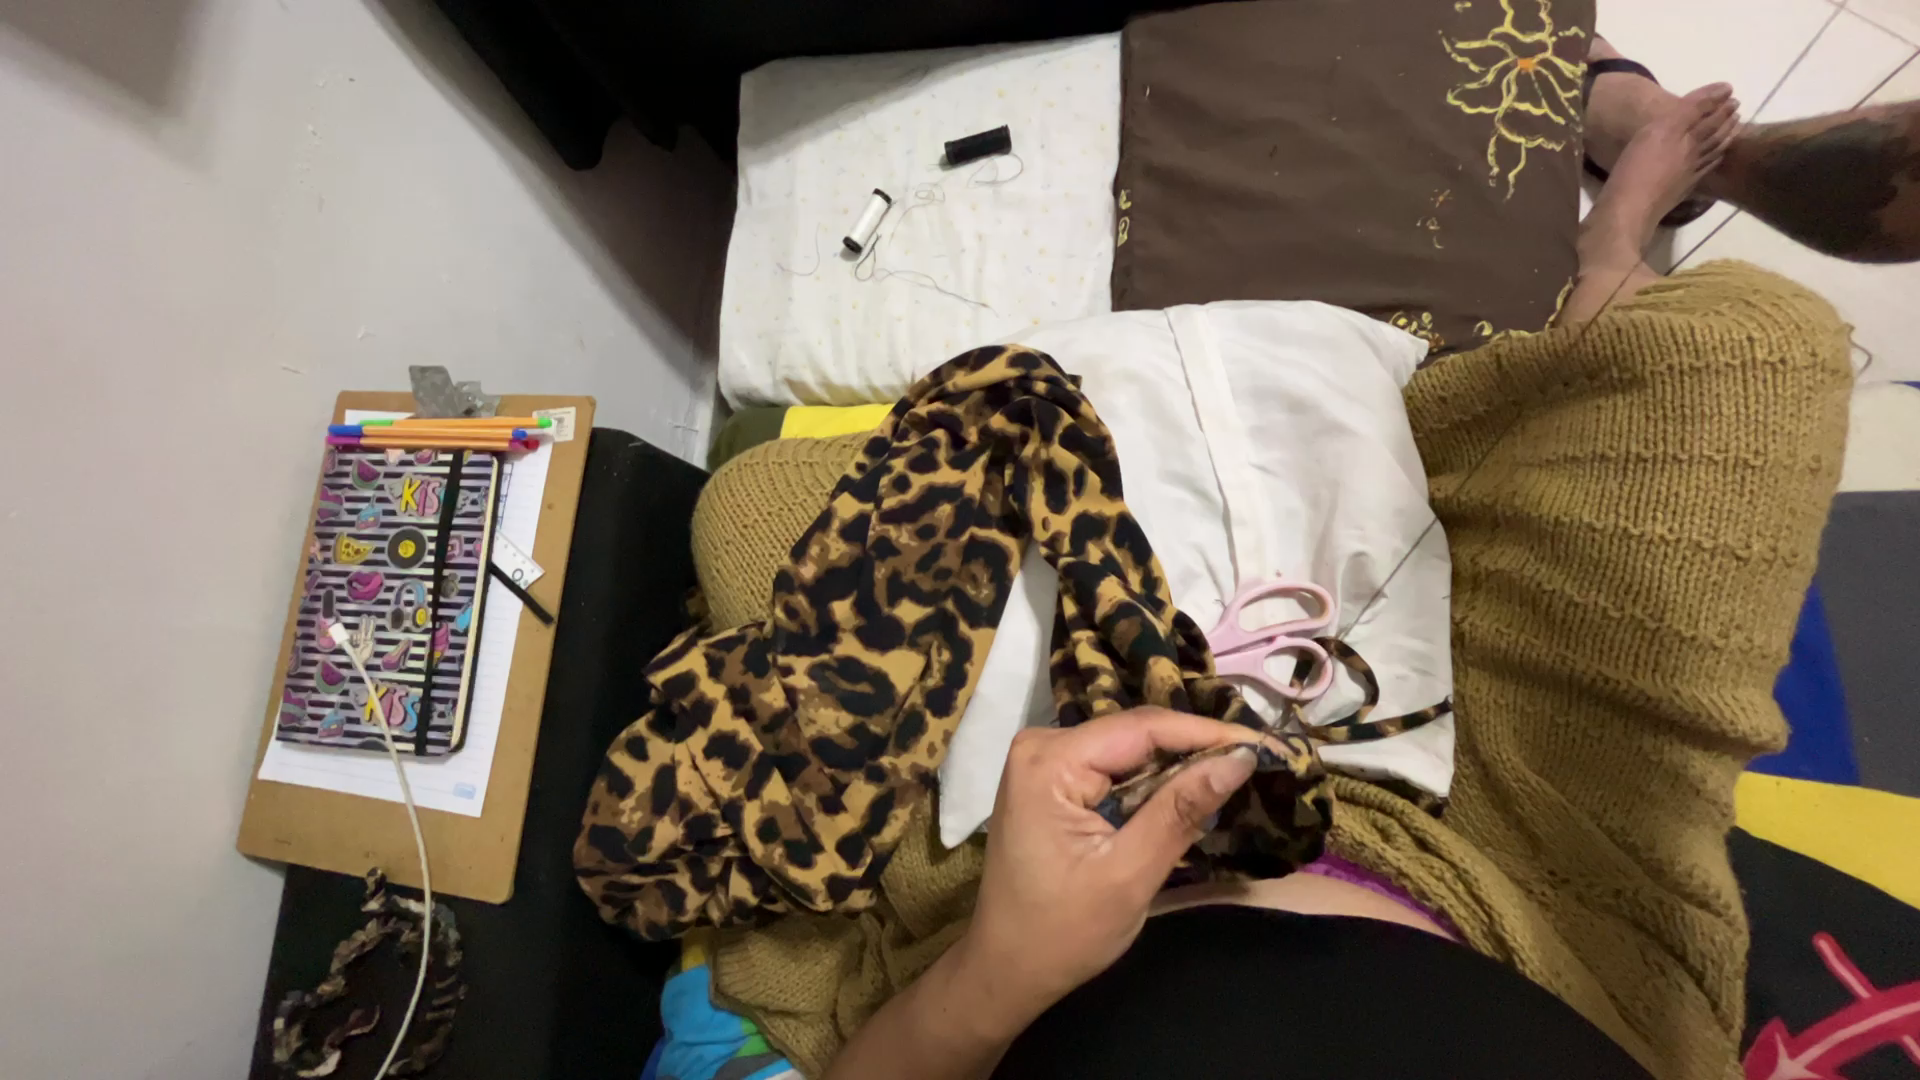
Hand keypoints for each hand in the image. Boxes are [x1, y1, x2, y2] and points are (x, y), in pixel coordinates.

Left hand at [948, 708, 1265, 1036]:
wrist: (1007, 964)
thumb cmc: (1063, 931)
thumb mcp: (1129, 874)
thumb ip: (1180, 810)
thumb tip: (1238, 761)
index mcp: (1050, 760)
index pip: (1142, 728)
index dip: (1207, 733)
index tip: (1265, 745)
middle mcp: (1042, 744)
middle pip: (1134, 733)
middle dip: (1195, 748)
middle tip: (1258, 763)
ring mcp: (1043, 759)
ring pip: (1126, 748)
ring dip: (1175, 765)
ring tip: (1233, 773)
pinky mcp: (1050, 778)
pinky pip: (1111, 766)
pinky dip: (1148, 781)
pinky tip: (1185, 791)